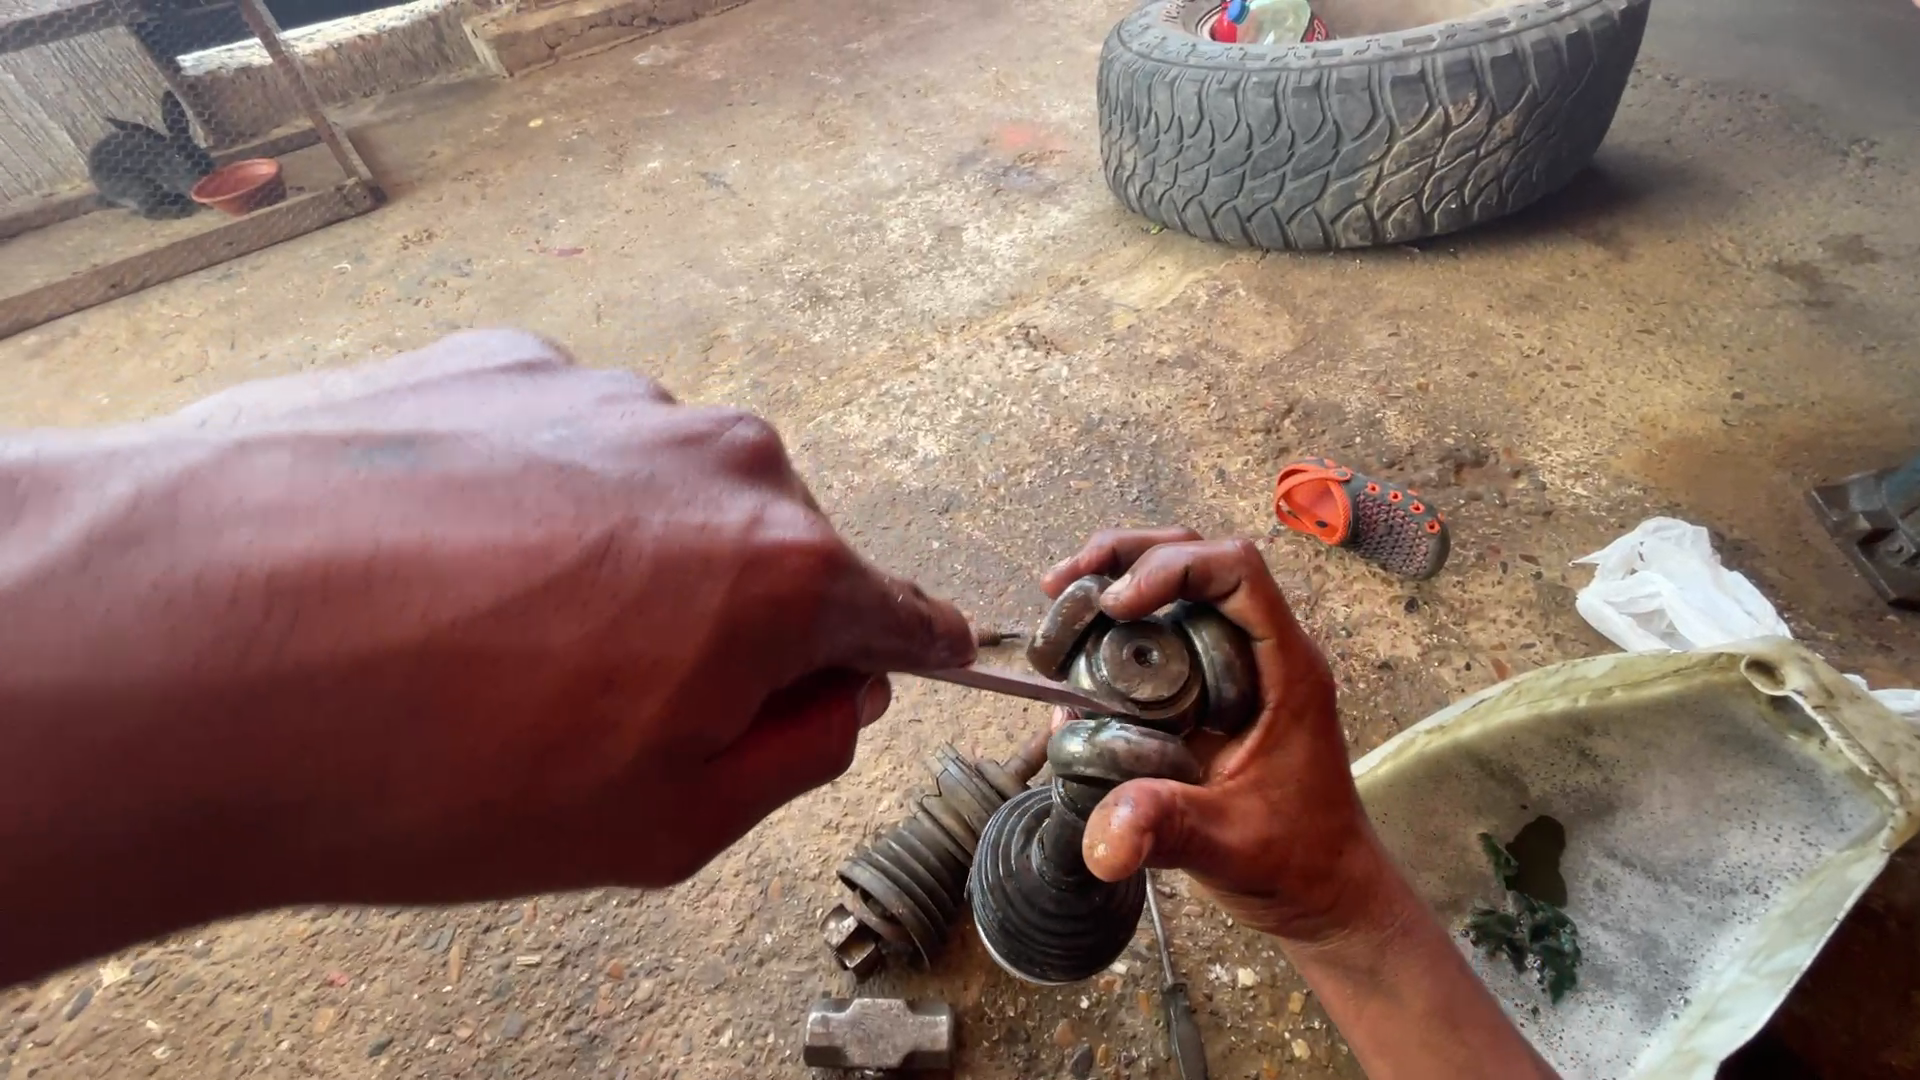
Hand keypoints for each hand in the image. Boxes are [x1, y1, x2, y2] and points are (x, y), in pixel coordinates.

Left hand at [0, 330, 974, 927]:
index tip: (938, 647)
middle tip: (636, 686)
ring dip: (645, 553)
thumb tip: (843, 694)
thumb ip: (800, 752)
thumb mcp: (668, 825)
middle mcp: (729, 461)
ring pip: (683, 493)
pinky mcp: (518, 363)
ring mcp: (622, 399)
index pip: (899, 612)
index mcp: (786, 571)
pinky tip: (464, 551)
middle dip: (745, 617)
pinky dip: (557, 497)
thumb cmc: (438, 770)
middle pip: (783, 552)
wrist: (169, 653)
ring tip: (521, 620)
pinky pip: (586, 444)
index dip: (921, 642)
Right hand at [1041, 528, 1394, 944]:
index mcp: (1283, 668)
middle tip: (1064, 582)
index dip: (1171, 569)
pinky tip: (1077, 649)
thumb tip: (1100, 839)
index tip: (1115, 607)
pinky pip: (1162, 625)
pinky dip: (1116, 621)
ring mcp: (1232, 660)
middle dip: (1125, 555)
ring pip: (1176, 582)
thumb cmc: (1295, 859)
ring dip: (1114, 576)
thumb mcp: (1229, 844)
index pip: (1236, 571)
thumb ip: (1167, 829)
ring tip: (1061, 597)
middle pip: (1196, 554)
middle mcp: (1257, 648)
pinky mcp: (1207, 681)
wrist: (1321, 888)